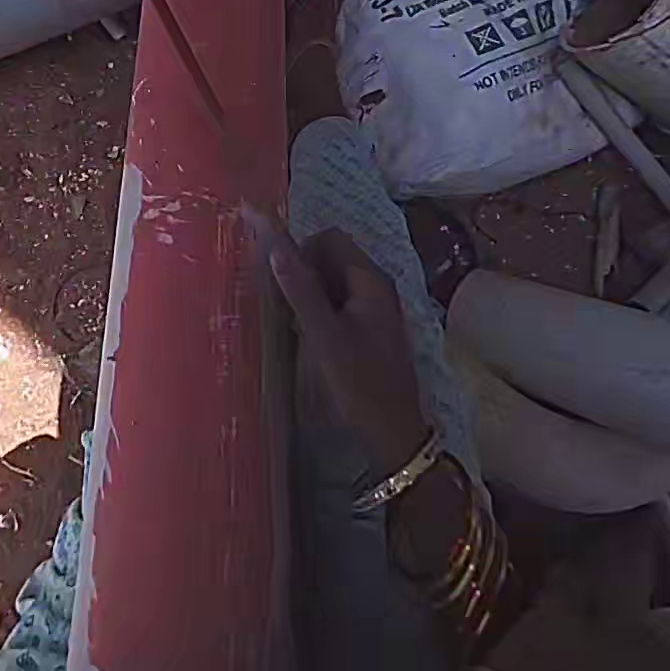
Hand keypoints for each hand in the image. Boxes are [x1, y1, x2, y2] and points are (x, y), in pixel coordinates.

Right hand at [267, 227, 429, 473]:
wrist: (393, 431)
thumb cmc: (360, 382)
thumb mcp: (325, 336)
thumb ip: (301, 289)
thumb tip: (276, 243)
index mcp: (370, 279)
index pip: (330, 239)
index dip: (302, 252)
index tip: (281, 282)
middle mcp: (375, 284)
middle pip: (331, 257)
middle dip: (302, 273)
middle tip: (283, 306)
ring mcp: (373, 305)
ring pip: (331, 280)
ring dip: (307, 292)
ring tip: (292, 322)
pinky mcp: (367, 325)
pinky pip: (337, 302)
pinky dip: (318, 309)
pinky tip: (306, 334)